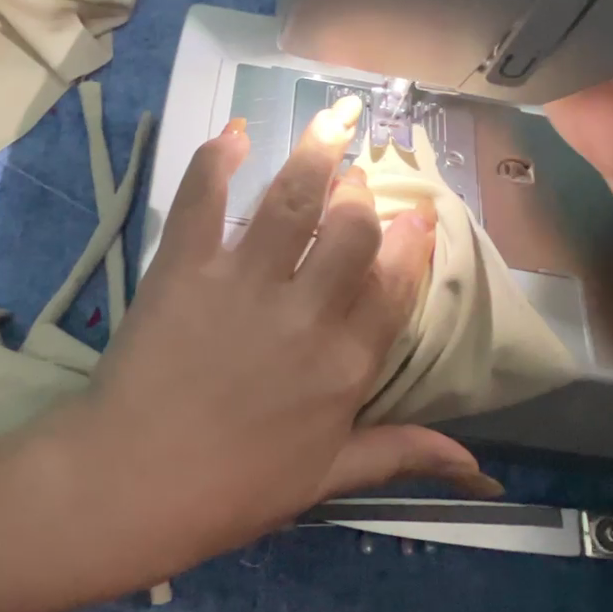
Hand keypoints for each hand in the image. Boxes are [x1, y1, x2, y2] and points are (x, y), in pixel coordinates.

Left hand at [74, 97, 497, 558]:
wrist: (135, 483)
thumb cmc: (234, 490)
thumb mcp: (327, 479)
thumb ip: (400, 454)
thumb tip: (477, 467)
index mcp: (345, 364)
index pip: (395, 284)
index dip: (411, 242)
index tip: (417, 214)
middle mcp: (305, 312)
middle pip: (351, 230)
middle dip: (362, 196)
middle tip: (358, 182)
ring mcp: (243, 283)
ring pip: (292, 201)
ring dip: (316, 154)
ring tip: (332, 120)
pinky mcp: (185, 268)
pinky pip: (204, 199)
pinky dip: (218, 159)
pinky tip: (235, 132)